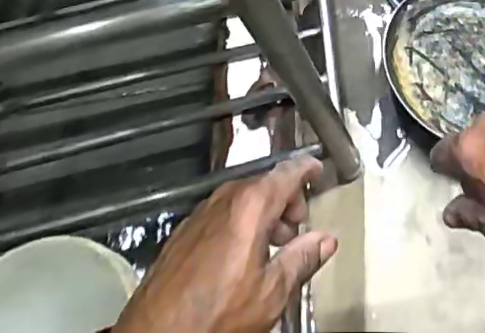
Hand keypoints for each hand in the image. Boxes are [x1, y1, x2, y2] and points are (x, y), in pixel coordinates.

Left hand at [113, 156, 336, 332]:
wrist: (159, 329)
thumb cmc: (215, 313)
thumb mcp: (270, 293)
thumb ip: (301, 260)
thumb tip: (325, 241)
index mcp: (250, 204)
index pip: (286, 172)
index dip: (306, 168)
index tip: (318, 169)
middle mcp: (225, 197)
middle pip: (266, 183)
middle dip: (287, 200)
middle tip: (298, 228)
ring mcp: (204, 209)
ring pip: (245, 197)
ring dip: (265, 213)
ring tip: (274, 246)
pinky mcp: (189, 226)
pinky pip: (225, 210)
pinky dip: (242, 221)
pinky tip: (245, 253)